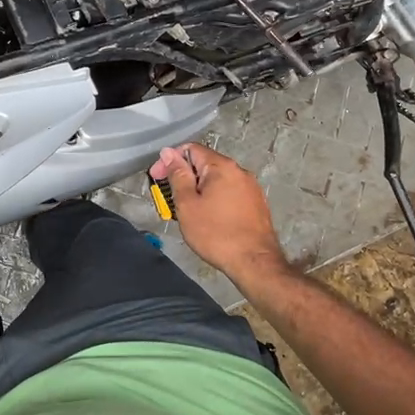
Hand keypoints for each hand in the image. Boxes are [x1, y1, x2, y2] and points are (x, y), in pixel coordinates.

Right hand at [152, 143, 289, 281]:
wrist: (256, 265)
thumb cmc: (216, 233)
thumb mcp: (187, 203)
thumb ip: (177, 175)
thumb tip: (168, 153)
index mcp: (222, 166)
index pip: (189, 149)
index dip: (169, 160)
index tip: (158, 179)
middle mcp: (240, 171)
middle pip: (204, 164)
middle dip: (183, 177)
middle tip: (170, 198)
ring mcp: (251, 188)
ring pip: (216, 180)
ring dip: (198, 189)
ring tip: (188, 211)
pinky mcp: (257, 205)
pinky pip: (229, 192)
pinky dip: (214, 198)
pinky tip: (208, 218)